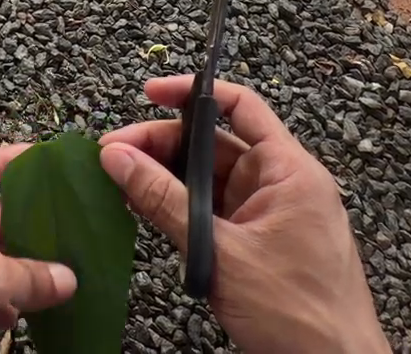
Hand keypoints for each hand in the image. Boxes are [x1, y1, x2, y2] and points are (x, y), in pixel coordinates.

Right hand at [99, 76, 390, 353]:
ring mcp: (266, 212)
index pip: (240, 106)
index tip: (149, 94)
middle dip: (159, 143)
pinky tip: (142, 207)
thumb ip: (163, 200)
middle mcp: (278, 183)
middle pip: (210, 141)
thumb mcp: (220, 252)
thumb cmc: (297, 317)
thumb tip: (114, 156)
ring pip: (204, 175)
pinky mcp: (254, 239)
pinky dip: (175, 204)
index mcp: (288, 172)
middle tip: (113, 154)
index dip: (192, 92)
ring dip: (162, 175)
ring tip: (119, 181)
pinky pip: (208, 207)